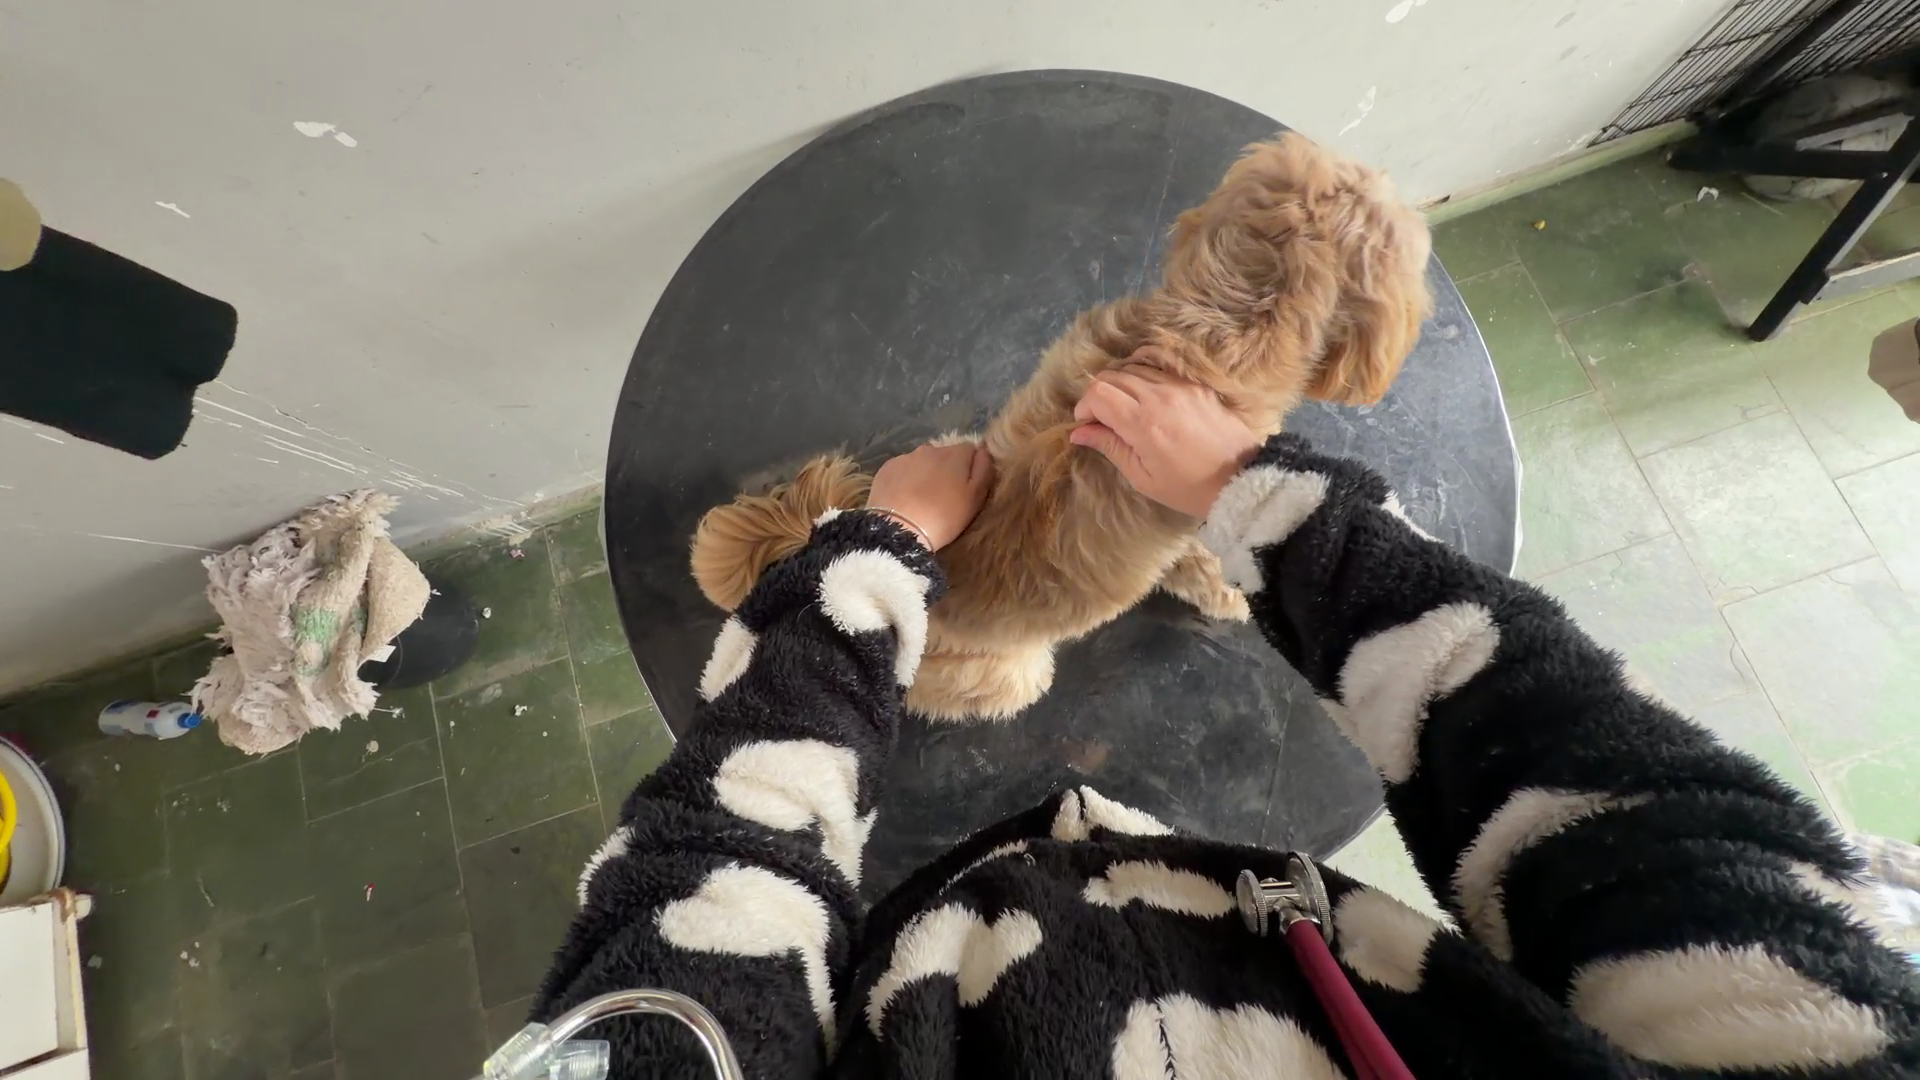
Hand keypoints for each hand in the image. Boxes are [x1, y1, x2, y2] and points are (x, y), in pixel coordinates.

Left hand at [867, 440, 994, 550]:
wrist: (898, 529)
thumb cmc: (943, 517)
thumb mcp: (975, 498)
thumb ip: (984, 470)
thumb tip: (983, 450)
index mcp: (955, 454)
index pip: (970, 450)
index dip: (970, 468)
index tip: (967, 487)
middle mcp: (930, 449)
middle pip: (945, 454)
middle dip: (946, 470)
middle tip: (944, 496)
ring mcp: (906, 457)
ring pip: (922, 461)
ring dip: (925, 473)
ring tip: (922, 498)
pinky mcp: (886, 468)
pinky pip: (902, 470)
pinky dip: (905, 479)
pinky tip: (904, 498)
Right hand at [1069, 350, 1262, 517]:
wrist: (1241, 479)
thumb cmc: (1187, 488)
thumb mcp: (1142, 477)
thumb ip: (1110, 446)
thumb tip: (1078, 432)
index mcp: (1143, 423)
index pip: (1099, 393)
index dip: (1084, 406)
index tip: (1086, 425)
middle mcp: (1159, 396)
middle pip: (1112, 376)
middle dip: (1098, 395)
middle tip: (1100, 418)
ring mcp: (1179, 385)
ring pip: (1134, 367)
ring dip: (1119, 384)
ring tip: (1122, 408)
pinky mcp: (1194, 384)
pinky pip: (1158, 368)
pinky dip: (1141, 376)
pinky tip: (1143, 397)